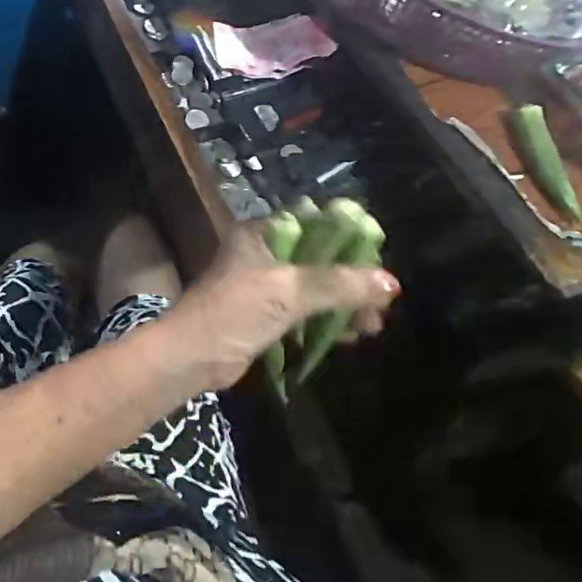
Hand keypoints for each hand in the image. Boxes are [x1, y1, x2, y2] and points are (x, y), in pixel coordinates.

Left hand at [155, 219, 399, 392]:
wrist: (191, 356)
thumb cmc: (234, 313)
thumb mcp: (289, 291)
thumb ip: (339, 284)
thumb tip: (391, 283)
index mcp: (259, 235)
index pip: (313, 225)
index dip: (348, 240)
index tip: (379, 261)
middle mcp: (260, 254)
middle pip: (318, 259)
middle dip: (351, 280)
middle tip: (382, 302)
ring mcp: (261, 286)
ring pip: (313, 288)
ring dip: (343, 304)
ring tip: (372, 325)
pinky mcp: (263, 315)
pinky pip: (304, 312)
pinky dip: (326, 321)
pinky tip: (351, 335)